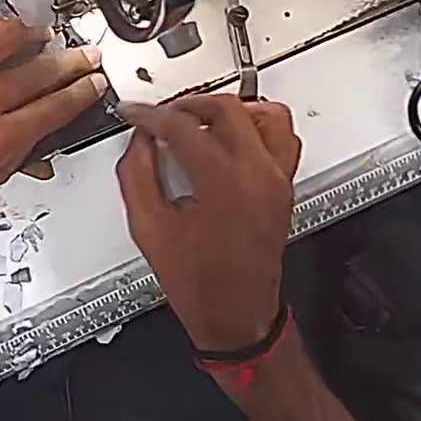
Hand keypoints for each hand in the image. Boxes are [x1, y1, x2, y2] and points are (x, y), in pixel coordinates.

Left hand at [0, 11, 105, 275]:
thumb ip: (21, 153)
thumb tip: (45, 134)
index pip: (57, 105)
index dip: (83, 90)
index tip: (93, 81)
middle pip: (39, 70)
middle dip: (71, 61)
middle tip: (83, 54)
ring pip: (3, 37)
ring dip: (31, 33)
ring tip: (41, 34)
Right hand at [116, 96, 301, 351]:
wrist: (235, 315)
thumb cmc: (200, 283)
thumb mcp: (148, 228)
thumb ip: (136, 174)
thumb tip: (139, 143)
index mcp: (223, 183)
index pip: (183, 126)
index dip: (152, 115)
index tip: (136, 114)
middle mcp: (258, 175)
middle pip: (225, 109)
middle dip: (186, 104)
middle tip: (162, 115)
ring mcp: (277, 180)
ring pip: (264, 115)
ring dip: (228, 108)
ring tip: (199, 118)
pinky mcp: (284, 187)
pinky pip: (283, 138)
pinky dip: (259, 126)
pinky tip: (234, 135)